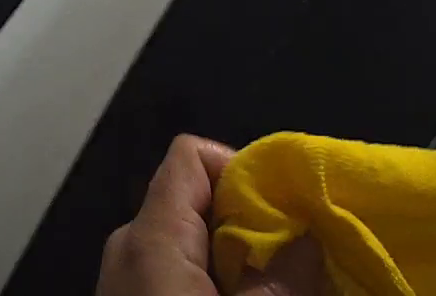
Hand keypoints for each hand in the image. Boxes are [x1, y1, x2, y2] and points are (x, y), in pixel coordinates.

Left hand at [95, 135, 321, 295]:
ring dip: (230, 258)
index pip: (190, 153)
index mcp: (149, 233)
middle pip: (191, 196)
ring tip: (272, 285)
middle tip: (291, 258)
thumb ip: (282, 274)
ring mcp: (122, 277)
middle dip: (245, 222)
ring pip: (184, 239)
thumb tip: (312, 232)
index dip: (240, 169)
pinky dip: (206, 279)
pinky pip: (169, 270)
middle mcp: (128, 243)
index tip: (283, 212)